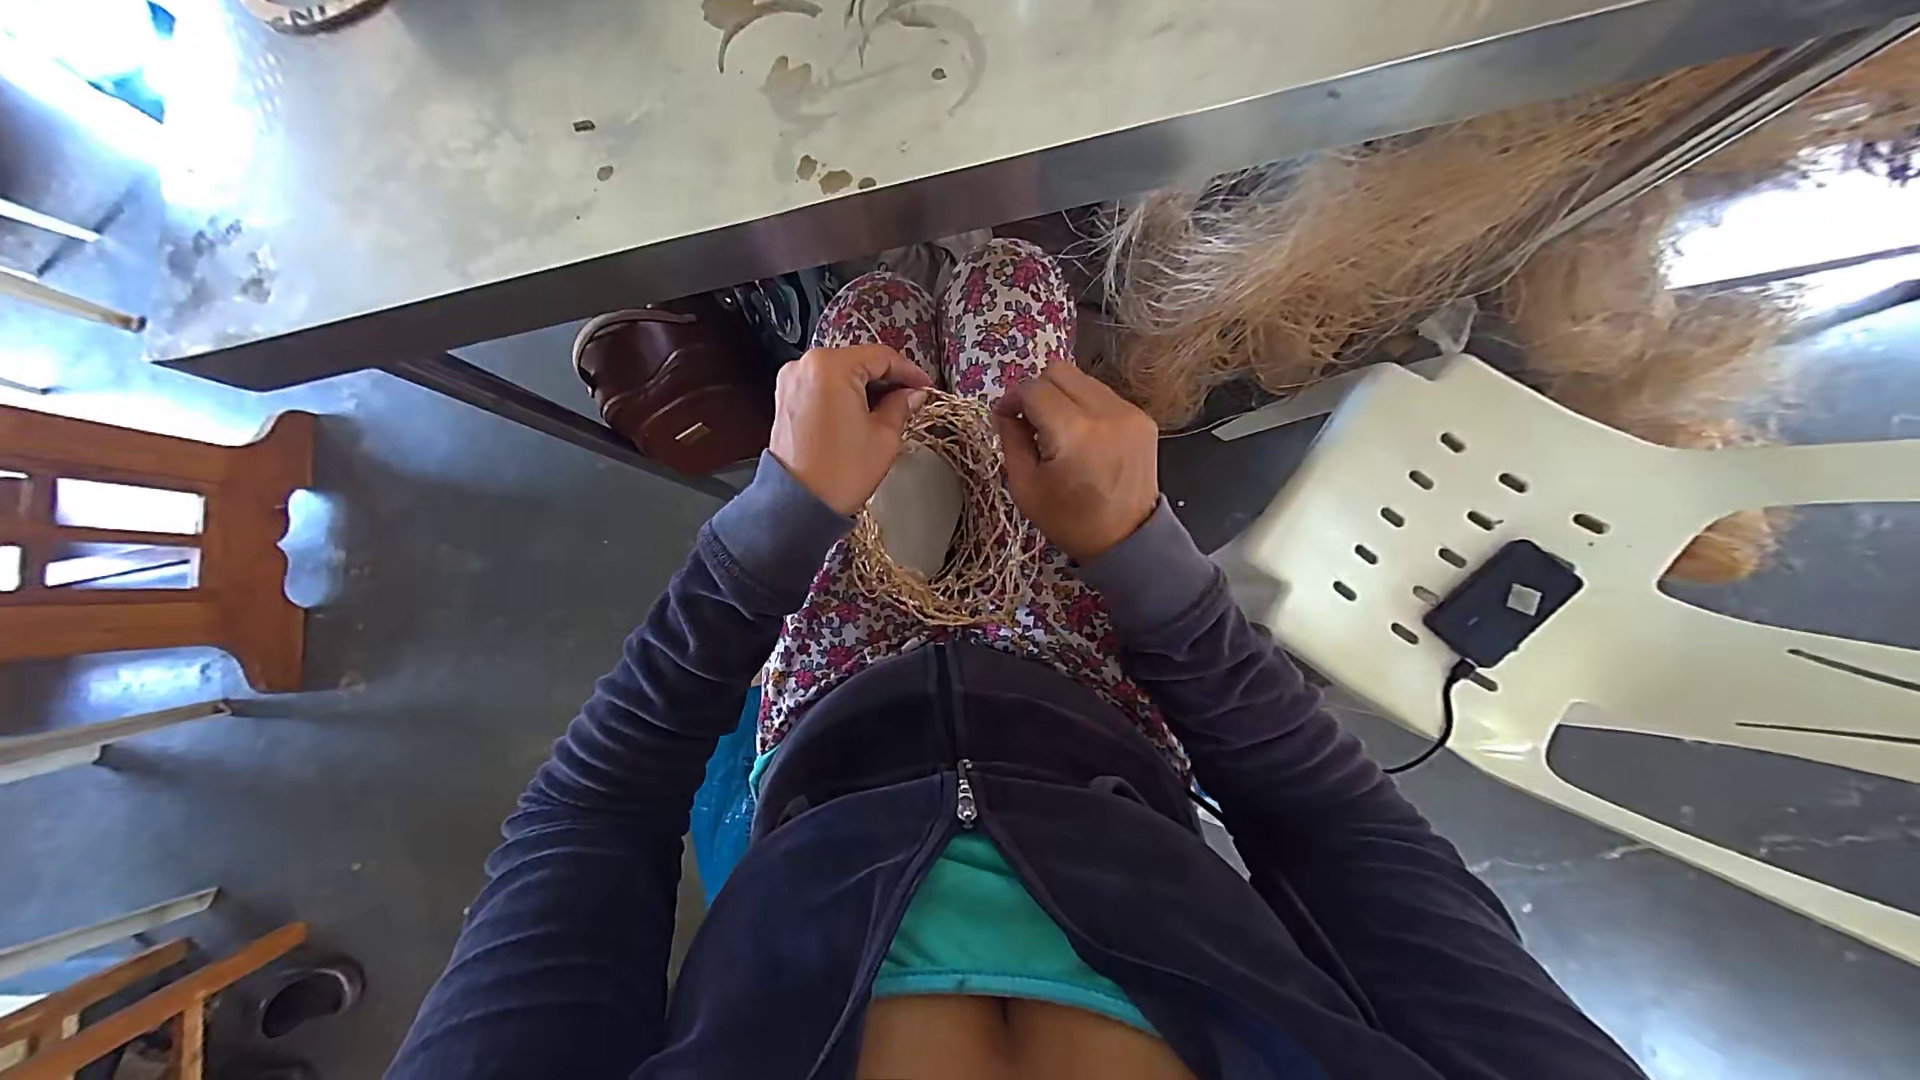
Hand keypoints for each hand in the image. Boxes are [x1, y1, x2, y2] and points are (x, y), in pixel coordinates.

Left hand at [771, 345, 933, 514]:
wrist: (798, 505)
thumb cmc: (842, 472)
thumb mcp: (884, 436)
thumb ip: (901, 406)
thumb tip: (913, 394)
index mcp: (831, 366)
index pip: (881, 357)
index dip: (909, 371)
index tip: (925, 386)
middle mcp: (805, 365)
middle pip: (858, 361)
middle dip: (887, 378)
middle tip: (911, 398)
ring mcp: (791, 381)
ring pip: (840, 373)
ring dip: (866, 386)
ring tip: (890, 408)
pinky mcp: (785, 399)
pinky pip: (822, 387)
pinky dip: (844, 394)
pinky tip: (863, 413)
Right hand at [992, 363, 1159, 561]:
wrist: (1126, 540)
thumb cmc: (1069, 520)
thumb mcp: (1025, 486)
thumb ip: (1010, 440)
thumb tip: (1005, 411)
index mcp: (1072, 433)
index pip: (1033, 389)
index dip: (1012, 398)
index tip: (1005, 416)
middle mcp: (1104, 413)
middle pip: (1058, 371)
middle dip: (1036, 390)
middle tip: (1029, 419)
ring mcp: (1129, 412)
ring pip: (1082, 379)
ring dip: (1062, 396)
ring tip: (1057, 429)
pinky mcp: (1143, 418)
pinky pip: (1104, 396)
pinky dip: (1086, 406)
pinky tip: (1083, 436)